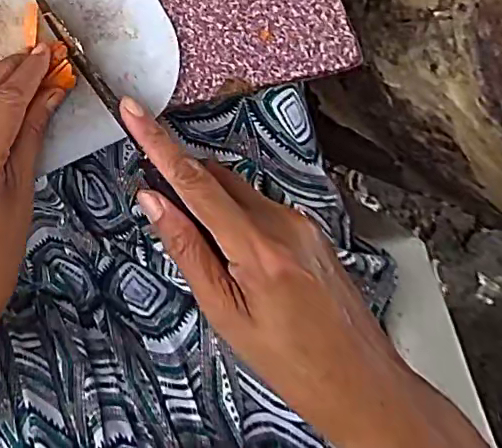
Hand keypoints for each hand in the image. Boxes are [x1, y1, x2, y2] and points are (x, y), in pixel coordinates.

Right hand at [122, 98, 485, 447]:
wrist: (367, 390)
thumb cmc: (297, 365)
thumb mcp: (225, 314)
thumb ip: (185, 248)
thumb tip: (152, 201)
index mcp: (257, 248)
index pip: (192, 179)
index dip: (156, 140)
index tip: (134, 111)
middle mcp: (282, 223)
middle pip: (213, 175)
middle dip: (183, 182)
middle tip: (169, 217)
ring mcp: (300, 222)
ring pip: (234, 187)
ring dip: (212, 204)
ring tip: (222, 262)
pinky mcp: (309, 226)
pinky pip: (257, 202)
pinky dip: (237, 216)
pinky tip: (246, 261)